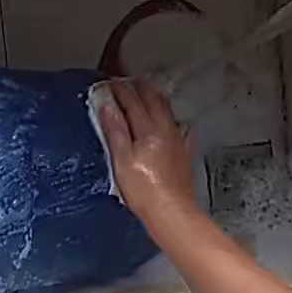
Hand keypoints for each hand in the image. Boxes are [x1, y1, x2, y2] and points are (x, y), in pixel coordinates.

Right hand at [98, 78, 199, 223]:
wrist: (171, 212)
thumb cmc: (145, 192)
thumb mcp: (122, 160)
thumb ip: (115, 130)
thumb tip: (108, 106)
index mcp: (148, 130)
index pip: (132, 102)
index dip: (119, 90)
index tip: (109, 83)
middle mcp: (166, 130)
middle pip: (152, 100)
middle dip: (139, 87)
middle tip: (127, 80)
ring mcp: (177, 140)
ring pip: (166, 110)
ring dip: (154, 97)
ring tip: (146, 91)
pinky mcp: (183, 153)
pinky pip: (178, 127)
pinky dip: (170, 118)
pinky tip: (173, 122)